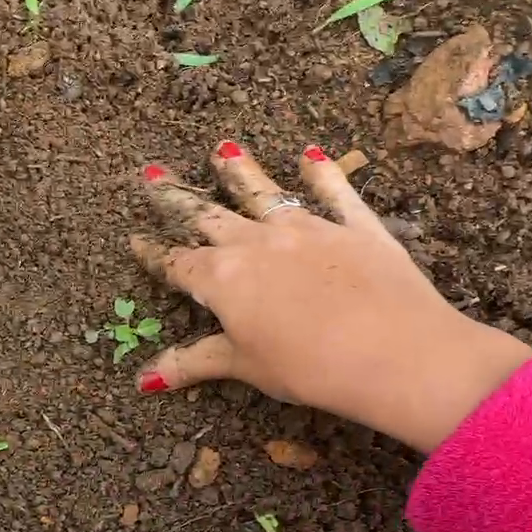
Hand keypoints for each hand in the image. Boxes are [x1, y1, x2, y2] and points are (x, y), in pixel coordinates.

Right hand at [129, 142, 531, 453]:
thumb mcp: (242, 365)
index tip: (133, 239)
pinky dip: (322, 175)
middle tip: (152, 175)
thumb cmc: (308, 365)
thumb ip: (192, 362)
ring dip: (239, 171)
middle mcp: (256, 243)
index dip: (153, 254)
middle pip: (206, 216)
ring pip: (263, 193)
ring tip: (223, 150)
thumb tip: (143, 381)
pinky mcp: (355, 228)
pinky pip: (335, 194)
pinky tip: (311, 157)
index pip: (176, 263)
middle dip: (175, 197)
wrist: (398, 354)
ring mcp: (307, 230)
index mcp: (221, 278)